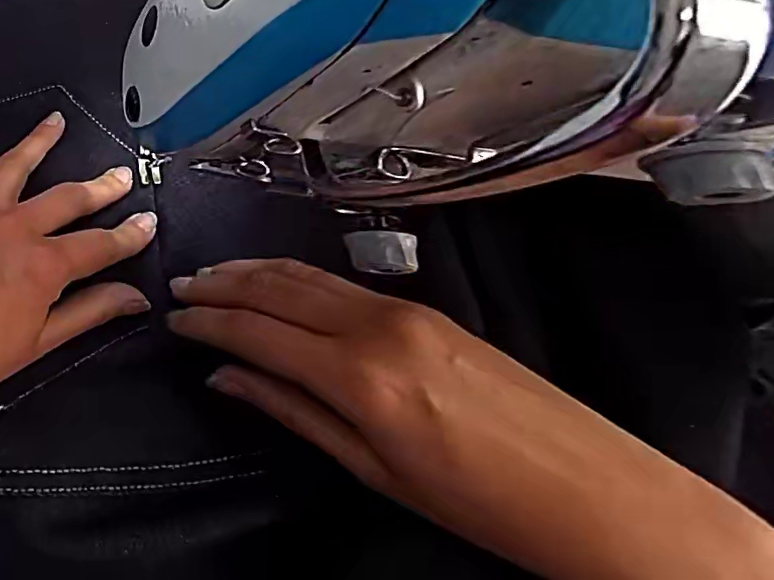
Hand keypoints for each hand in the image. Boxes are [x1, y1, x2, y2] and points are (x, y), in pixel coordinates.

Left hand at [0, 108, 155, 418]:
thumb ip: (91, 311)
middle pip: (70, 197)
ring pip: (18, 165)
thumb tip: (134, 298)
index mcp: (44, 265)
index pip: (101, 244)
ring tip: (57, 120)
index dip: (129, 235)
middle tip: (122, 175)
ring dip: (40, 139)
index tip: (148, 223)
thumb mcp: (40, 342)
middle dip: (103, 186)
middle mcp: (17, 228)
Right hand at [167, 259, 773, 579]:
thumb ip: (292, 410)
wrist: (598, 492)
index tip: (175, 317)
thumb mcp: (375, 470)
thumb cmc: (482, 504)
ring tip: (214, 273)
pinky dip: (292, 275)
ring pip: (304, 274)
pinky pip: (336, 280)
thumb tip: (226, 377)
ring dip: (253, 270)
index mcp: (359, 375)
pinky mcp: (420, 304)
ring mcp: (399, 307)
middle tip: (181, 284)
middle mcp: (373, 325)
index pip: (258, 330)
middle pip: (276, 288)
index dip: (209, 321)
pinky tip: (275, 279)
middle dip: (221, 283)